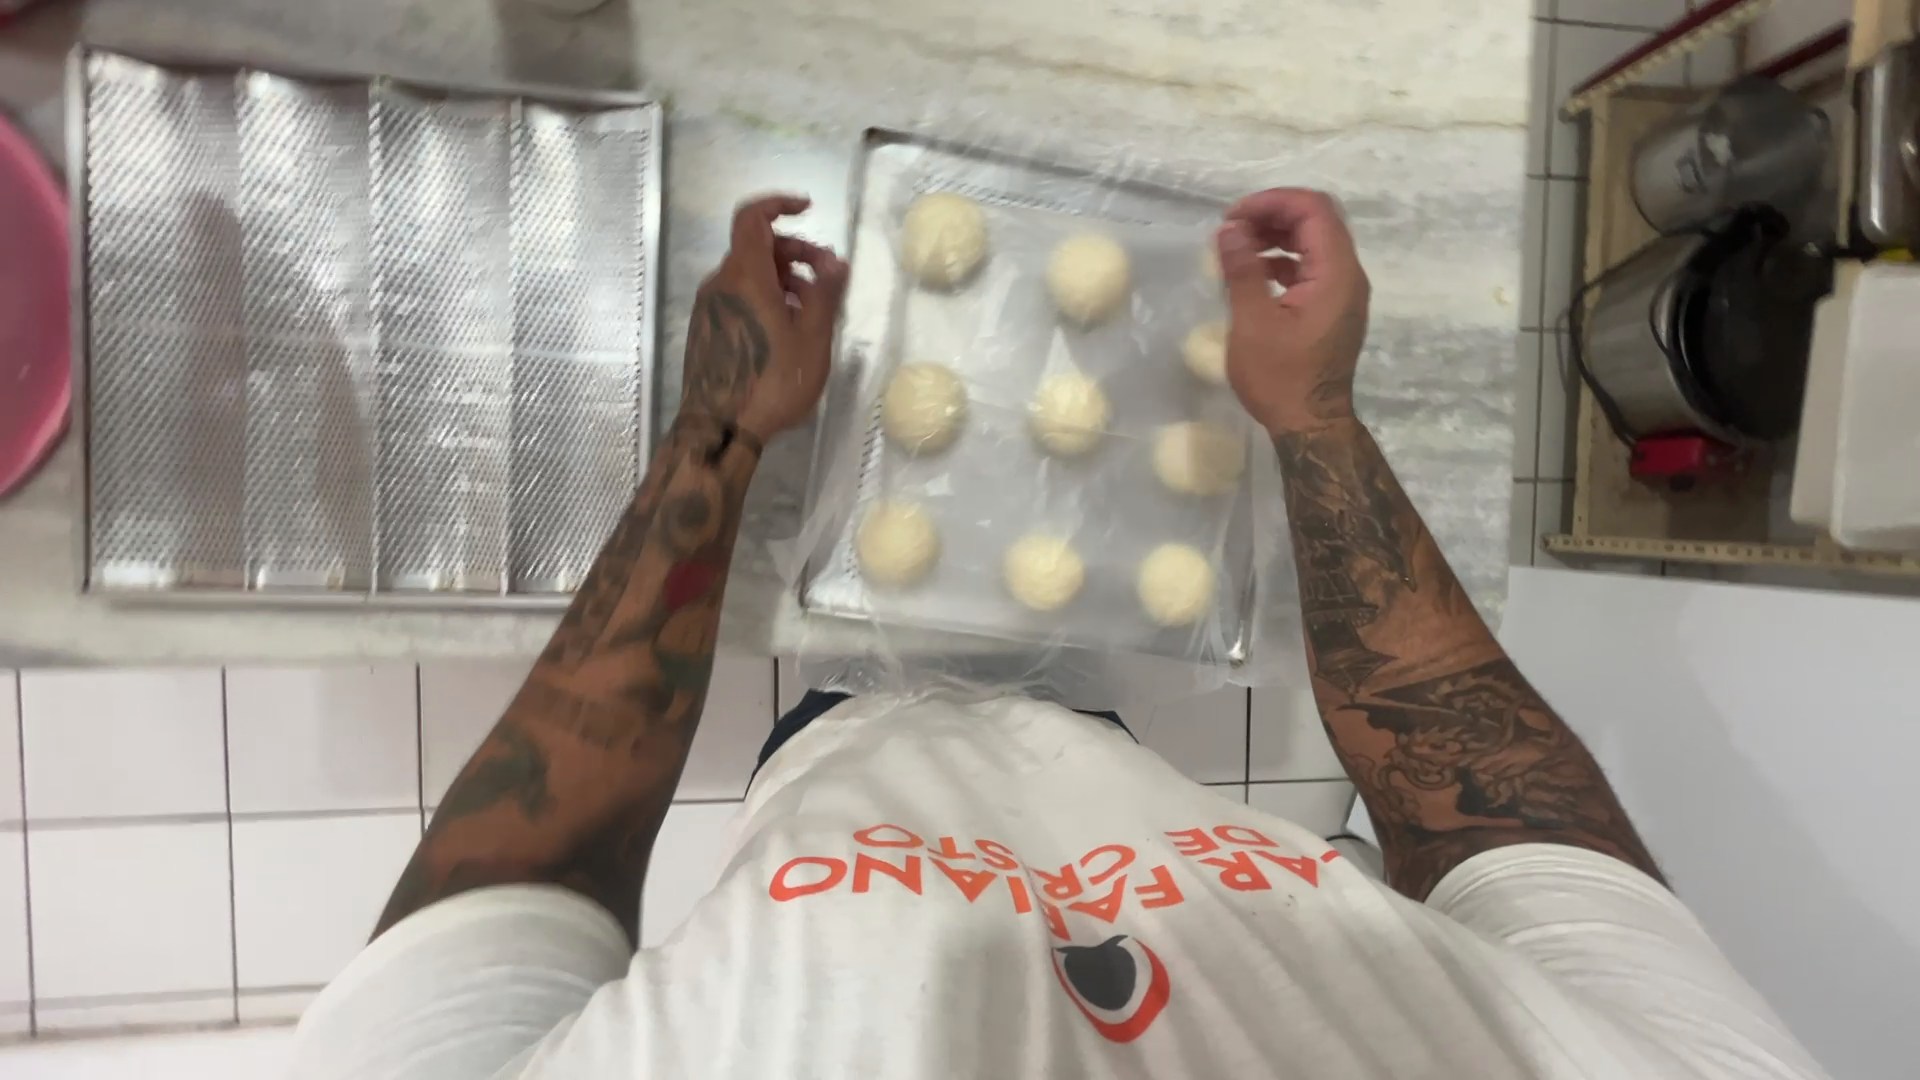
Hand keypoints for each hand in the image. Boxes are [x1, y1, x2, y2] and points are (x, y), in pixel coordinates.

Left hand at [680, 194, 850, 442]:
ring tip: (810, 312)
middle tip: (826, 279)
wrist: (720, 427)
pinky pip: (738, 299)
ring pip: (748, 276)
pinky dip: (764, 299)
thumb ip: (826, 294)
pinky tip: (785, 332)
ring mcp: (709, 308)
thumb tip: (837, 261)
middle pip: (755, 248)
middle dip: (794, 253)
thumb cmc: (772, 381)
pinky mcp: (706, 330)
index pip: (753, 217)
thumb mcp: (812, 339)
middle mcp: (721, 283)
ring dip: (782, 280)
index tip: (807, 210)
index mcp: (745, 275)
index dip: (779, 205)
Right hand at [1216, 188, 1370, 435]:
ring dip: (1276, 238)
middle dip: (1272, 216)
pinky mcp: (1331, 310)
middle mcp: (1347, 275)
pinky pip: (1310, 270)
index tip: (1232, 216)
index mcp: (1335, 273)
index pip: (1313, 210)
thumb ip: (1242, 271)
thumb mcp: (1253, 323)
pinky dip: (1282, 262)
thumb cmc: (1279, 377)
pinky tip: (1254, 275)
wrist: (1308, 424)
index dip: (1272, 202)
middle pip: (1316, 222)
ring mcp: (1342, 294)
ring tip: (1236, 250)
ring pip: (1314, 245)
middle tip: (1230, 231)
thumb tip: (1229, 230)